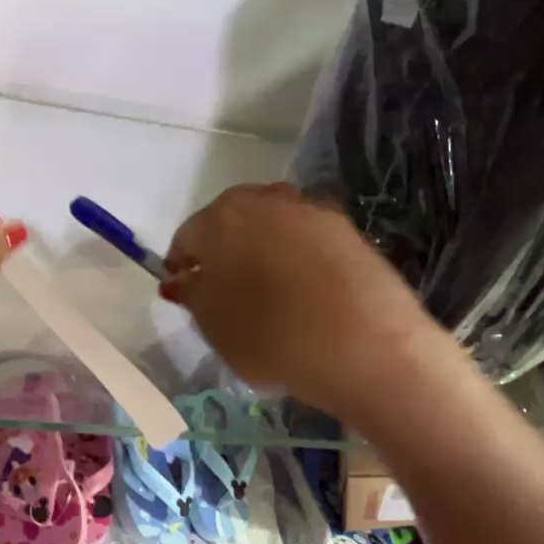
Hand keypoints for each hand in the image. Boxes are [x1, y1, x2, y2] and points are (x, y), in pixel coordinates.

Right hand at [165, 183, 446, 407]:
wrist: (362, 342)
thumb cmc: (268, 334)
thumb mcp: (213, 324)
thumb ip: (192, 295)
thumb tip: (183, 279)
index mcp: (220, 218)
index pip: (187, 238)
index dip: (182, 267)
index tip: (184, 295)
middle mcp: (265, 200)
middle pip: (232, 224)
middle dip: (224, 253)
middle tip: (224, 294)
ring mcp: (312, 211)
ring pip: (272, 229)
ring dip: (263, 254)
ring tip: (267, 295)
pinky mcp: (348, 230)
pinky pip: (307, 244)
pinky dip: (297, 262)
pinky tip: (302, 296)